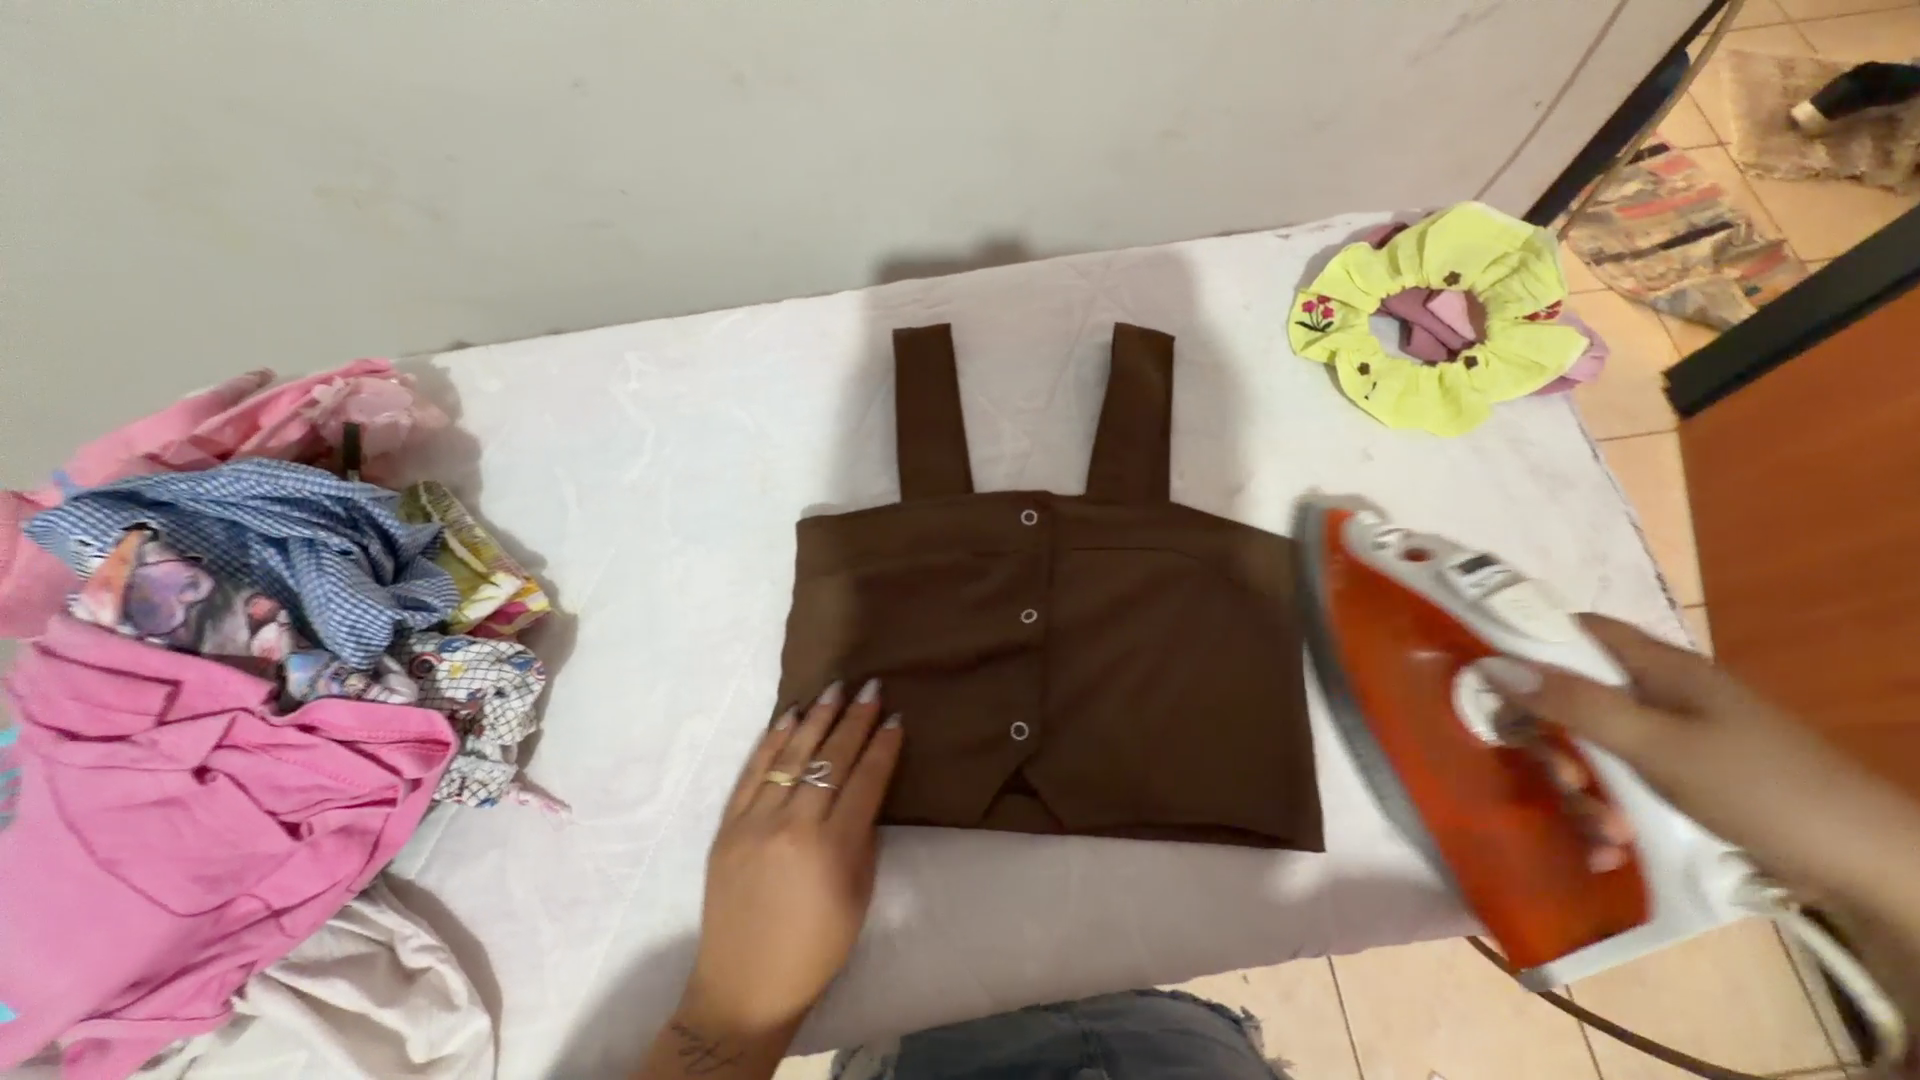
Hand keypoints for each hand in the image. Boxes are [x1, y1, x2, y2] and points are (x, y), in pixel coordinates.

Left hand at [683, 678, 902, 1037]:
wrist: (745, 982)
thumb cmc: (816, 947)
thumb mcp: (859, 895)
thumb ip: (863, 837)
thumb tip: (865, 790)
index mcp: (833, 848)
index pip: (866, 780)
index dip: (883, 746)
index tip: (895, 717)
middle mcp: (794, 826)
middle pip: (830, 759)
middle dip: (855, 720)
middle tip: (871, 688)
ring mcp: (755, 822)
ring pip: (791, 757)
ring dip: (815, 718)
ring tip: (834, 689)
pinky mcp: (728, 826)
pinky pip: (752, 773)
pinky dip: (772, 741)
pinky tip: (788, 716)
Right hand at [1474, 615, 1919, 911]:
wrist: (1874, 869)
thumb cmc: (1763, 789)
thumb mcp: (1658, 745)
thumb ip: (1576, 704)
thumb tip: (1494, 665)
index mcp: (1661, 670)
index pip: (1578, 630)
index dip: (1528, 641)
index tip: (1485, 675)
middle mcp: (1664, 697)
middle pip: (1576, 697)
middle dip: (1553, 740)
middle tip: (1553, 774)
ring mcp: (1678, 742)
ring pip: (1596, 749)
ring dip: (1584, 790)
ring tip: (1600, 831)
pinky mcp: (1688, 783)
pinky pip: (1625, 786)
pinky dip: (1610, 814)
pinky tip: (1612, 847)